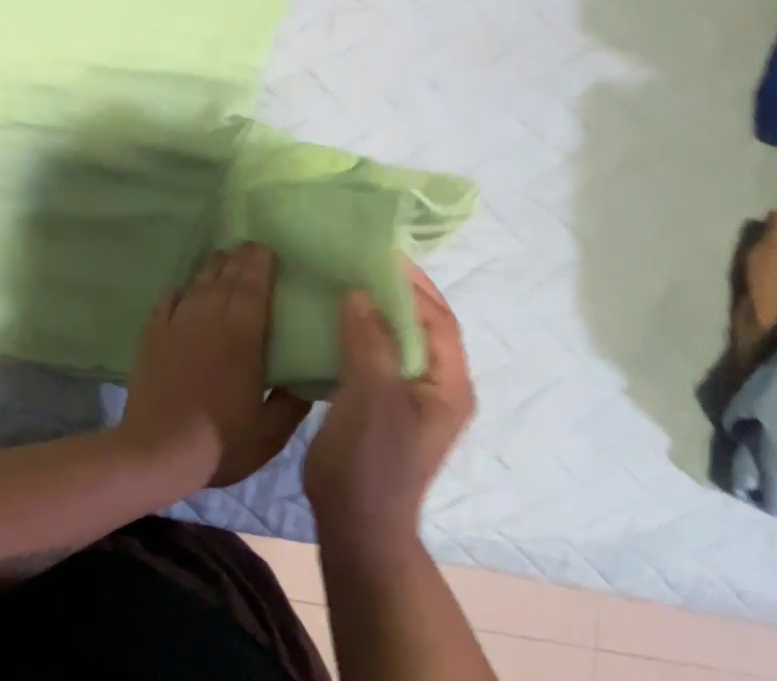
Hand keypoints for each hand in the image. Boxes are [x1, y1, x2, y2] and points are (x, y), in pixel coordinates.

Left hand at [119, 243, 313, 489]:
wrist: (157, 449)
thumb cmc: (221, 441)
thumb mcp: (271, 432)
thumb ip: (292, 401)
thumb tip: (308, 378)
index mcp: (243, 336)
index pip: (254, 288)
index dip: (261, 265)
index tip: (268, 248)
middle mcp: (209, 319)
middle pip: (226, 279)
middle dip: (239, 260)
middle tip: (249, 245)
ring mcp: (176, 324)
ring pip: (197, 285)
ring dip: (211, 269)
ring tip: (221, 258)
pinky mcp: (152, 335)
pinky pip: (166, 302)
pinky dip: (177, 291)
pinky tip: (181, 288)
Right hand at [304, 261, 474, 553]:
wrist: (356, 521)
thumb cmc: (370, 460)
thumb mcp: (371, 396)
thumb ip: (368, 340)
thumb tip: (361, 292)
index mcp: (449, 384)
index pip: (438, 320)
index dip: (412, 285)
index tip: (377, 253)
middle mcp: (436, 387)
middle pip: (420, 327)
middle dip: (392, 294)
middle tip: (353, 263)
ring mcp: (408, 399)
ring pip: (394, 342)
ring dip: (372, 313)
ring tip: (337, 285)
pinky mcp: (381, 407)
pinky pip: (373, 358)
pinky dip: (356, 335)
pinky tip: (327, 325)